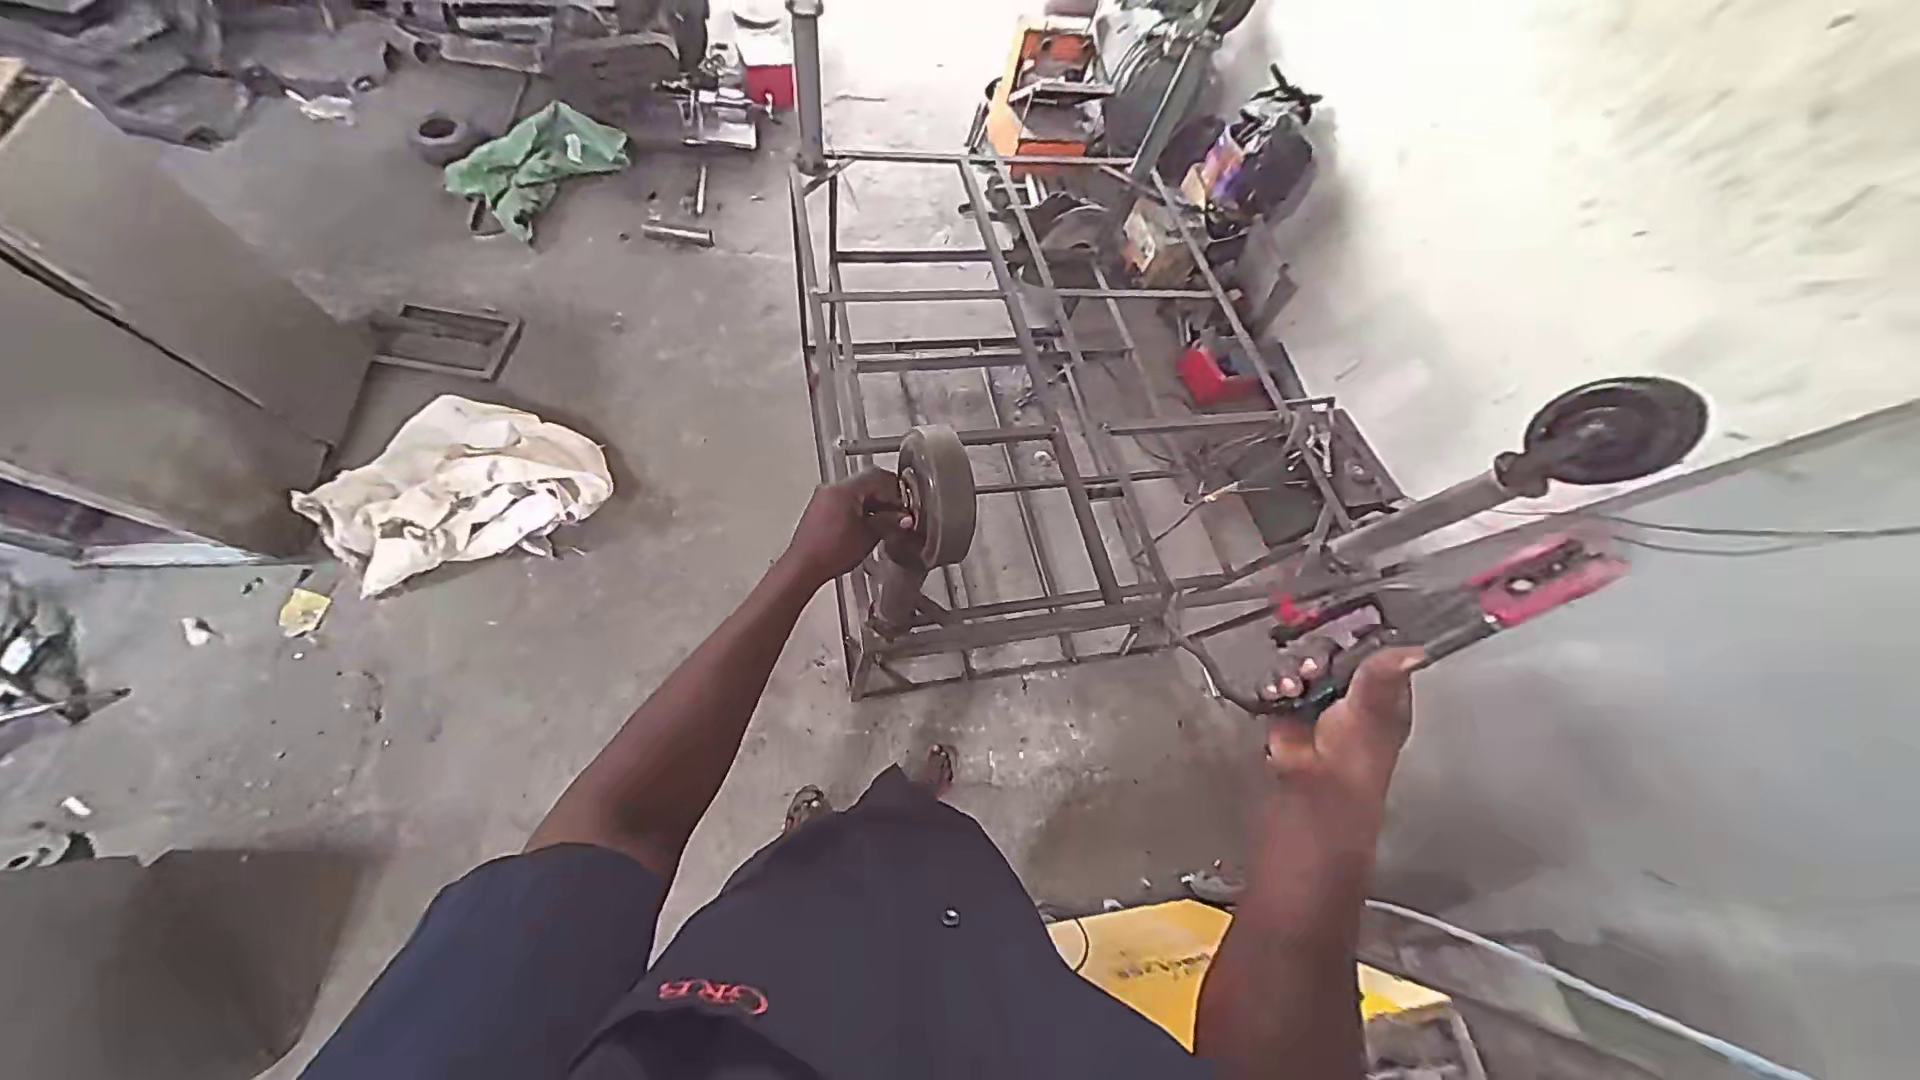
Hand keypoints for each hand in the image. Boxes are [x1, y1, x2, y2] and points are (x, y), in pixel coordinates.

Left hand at [782, 470, 914, 586]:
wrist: (804, 567)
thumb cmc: (830, 552)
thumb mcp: (869, 535)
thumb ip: (890, 521)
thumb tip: (903, 517)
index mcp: (845, 489)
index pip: (878, 476)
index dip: (897, 490)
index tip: (905, 504)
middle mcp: (832, 488)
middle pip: (867, 482)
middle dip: (886, 498)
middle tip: (899, 514)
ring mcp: (824, 498)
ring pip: (856, 492)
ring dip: (873, 504)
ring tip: (885, 523)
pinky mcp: (820, 509)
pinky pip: (845, 501)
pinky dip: (859, 510)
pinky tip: (867, 527)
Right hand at [1264, 647, 1422, 851]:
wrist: (1315, 787)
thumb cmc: (1356, 754)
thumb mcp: (1373, 710)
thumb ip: (1383, 675)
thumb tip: (1419, 650)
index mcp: (1380, 688)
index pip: (1369, 648)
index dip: (1354, 636)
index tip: (1339, 631)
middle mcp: (1348, 689)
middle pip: (1326, 651)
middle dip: (1314, 656)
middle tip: (1310, 669)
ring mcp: (1315, 697)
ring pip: (1297, 663)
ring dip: (1290, 671)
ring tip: (1291, 688)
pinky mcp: (1286, 706)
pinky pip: (1275, 680)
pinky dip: (1273, 684)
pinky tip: (1277, 694)